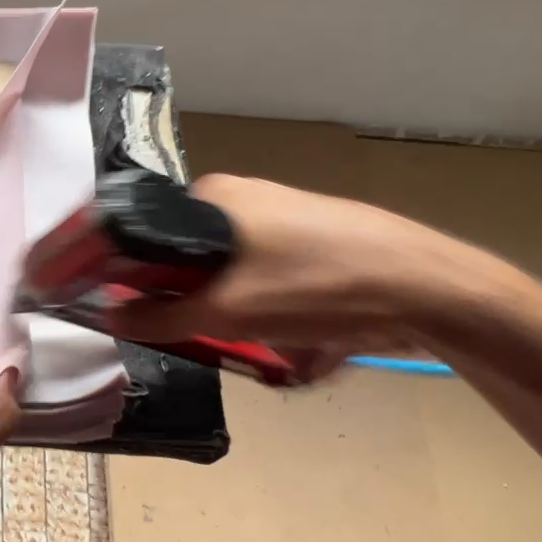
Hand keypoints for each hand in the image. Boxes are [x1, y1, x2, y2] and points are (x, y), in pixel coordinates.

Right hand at [107, 174, 496, 378]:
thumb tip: (110, 316)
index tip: (111, 304)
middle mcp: (238, 198)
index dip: (120, 271)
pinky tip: (296, 338)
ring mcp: (279, 216)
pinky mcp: (312, 238)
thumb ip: (159, 317)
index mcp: (209, 197)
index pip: (138, 233)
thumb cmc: (316, 287)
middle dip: (190, 303)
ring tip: (269, 343)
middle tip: (208, 336)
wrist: (432, 289)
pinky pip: (262, 277)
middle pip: (183, 259)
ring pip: (225, 272)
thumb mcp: (227, 311)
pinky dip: (265, 309)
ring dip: (233, 312)